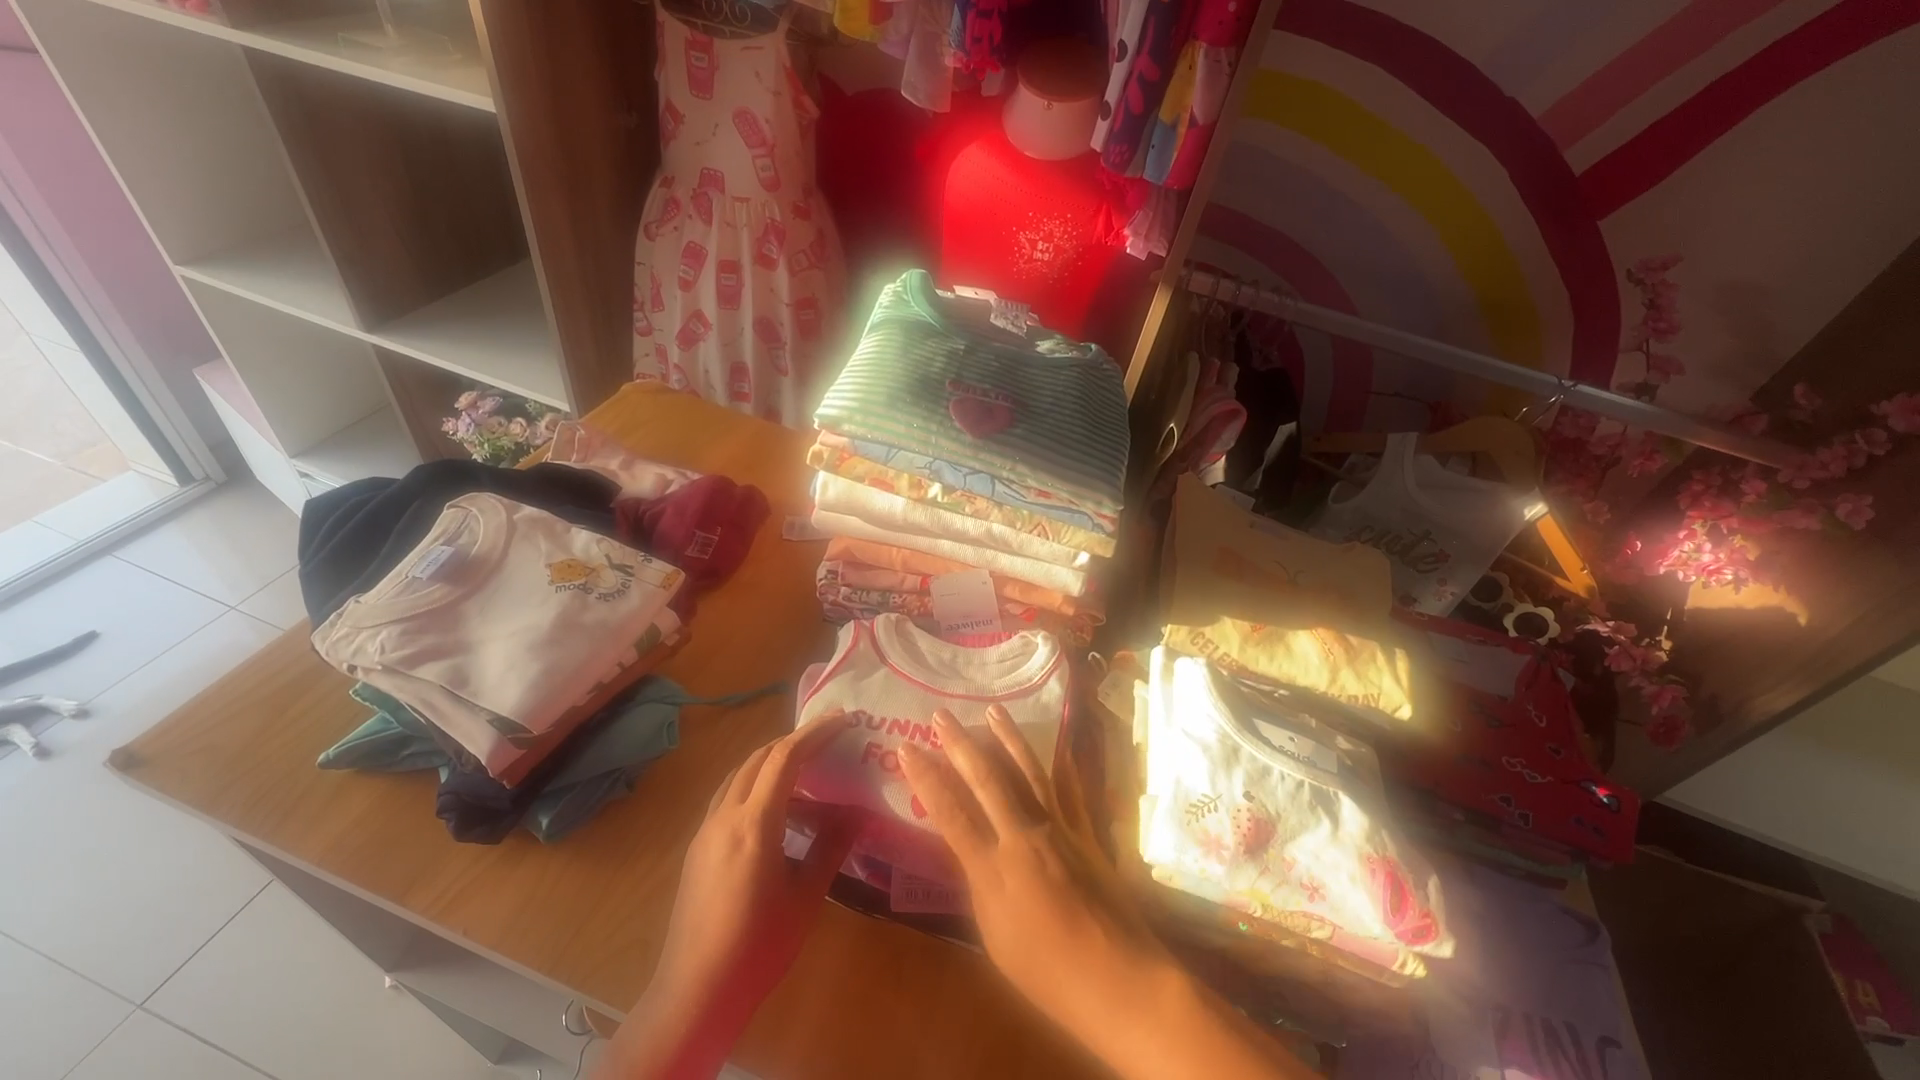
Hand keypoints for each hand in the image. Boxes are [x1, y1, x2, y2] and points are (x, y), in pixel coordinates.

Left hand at [600, 717, 854, 1079]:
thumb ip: (830, 848)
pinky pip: (729, 799)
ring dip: (773, 763)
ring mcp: (706, 831)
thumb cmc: (758, 946)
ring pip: (740, 776)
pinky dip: (757, 787)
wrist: (696, 990)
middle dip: (796, 742)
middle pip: (759, 759)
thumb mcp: (806, 898)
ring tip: (809, 773)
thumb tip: (857, 812)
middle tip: (831, 740)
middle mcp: (725, 816)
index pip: (786, 758)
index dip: (816, 733)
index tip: (844, 719)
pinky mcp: (698, 849)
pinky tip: (778, 812)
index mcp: (755, 824)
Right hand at [901, 706, 1308, 1079]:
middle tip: (940, 714)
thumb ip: (980, 886)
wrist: (1120, 978)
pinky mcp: (1087, 834)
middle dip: (960, 744)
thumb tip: (971, 852)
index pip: (951, 813)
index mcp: (993, 869)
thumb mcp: (994, 936)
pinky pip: (1069, 789)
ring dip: (1008, 738)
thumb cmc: (1047, 974)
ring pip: (1029, 772)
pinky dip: (1060, 763)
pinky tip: (1056, 744)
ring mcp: (1060, 830)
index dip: (926, 779)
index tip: (908, 747)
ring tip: (993, 710)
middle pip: (987, 780)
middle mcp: (1024, 837)